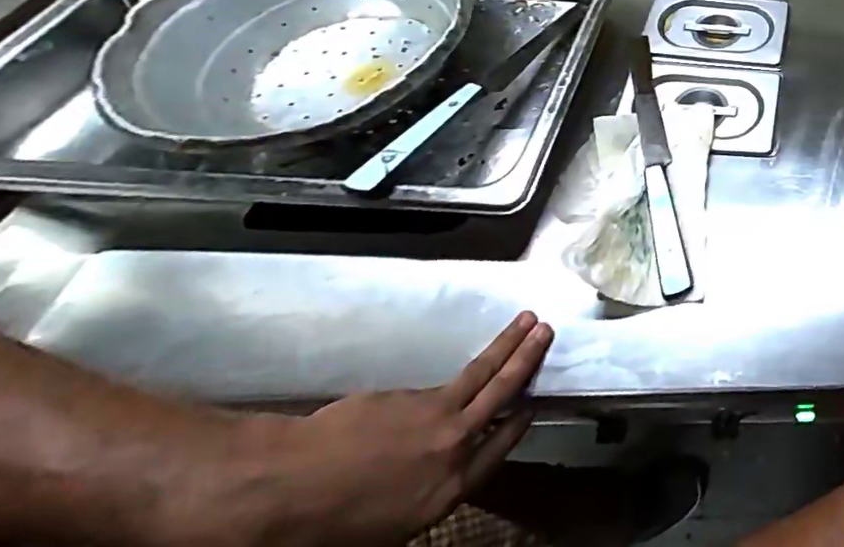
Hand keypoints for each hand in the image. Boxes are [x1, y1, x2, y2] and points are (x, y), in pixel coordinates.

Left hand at [188, 312, 552, 546]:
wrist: (297, 488)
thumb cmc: (335, 520)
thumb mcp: (390, 520)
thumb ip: (422, 484)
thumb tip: (427, 461)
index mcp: (446, 495)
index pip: (497, 450)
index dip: (518, 424)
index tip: (533, 403)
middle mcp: (455, 455)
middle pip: (501, 401)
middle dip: (526, 365)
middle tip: (546, 335)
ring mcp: (440, 423)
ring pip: (486, 377)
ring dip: (511, 347)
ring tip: (530, 323)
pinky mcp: (420, 398)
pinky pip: (455, 378)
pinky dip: (474, 361)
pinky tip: (475, 354)